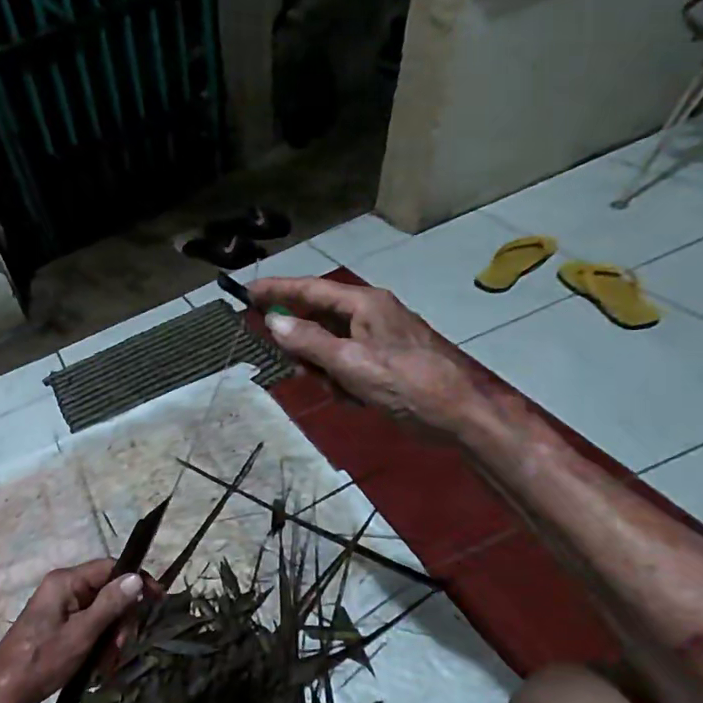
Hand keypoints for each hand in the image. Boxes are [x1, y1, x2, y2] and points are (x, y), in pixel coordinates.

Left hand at [0, 560, 156, 702]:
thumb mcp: (82, 634)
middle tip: (121, 647)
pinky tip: (99, 667)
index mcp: (65, 582)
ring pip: (102, 614)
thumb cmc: (42, 660)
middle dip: (120, 620)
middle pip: (108, 592)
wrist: (4, 691)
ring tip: (107, 664)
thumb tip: (136, 578)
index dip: (136, 582)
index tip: (158, 600)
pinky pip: (89, 628)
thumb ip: (110, 604)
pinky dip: (98, 645)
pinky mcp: (59, 627)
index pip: (110, 568)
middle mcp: (63, 589)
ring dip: (111, 638)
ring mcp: (60, 608)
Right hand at [250, 277, 490, 437]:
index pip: (311, 289)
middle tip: (301, 368)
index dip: (278, 289)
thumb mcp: (349, 362)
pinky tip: (355, 399)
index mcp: (364, 304)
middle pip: (317, 320)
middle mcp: (370, 314)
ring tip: (339, 390)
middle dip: (305, 347)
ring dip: (325, 370)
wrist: (454, 414)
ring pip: (328, 347)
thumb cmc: (403, 382)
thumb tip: (273, 321)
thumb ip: (308, 341)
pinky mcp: (382, 362)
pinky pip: (345, 365)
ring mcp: (377, 339)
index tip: (247, 292)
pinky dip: (342, 382)